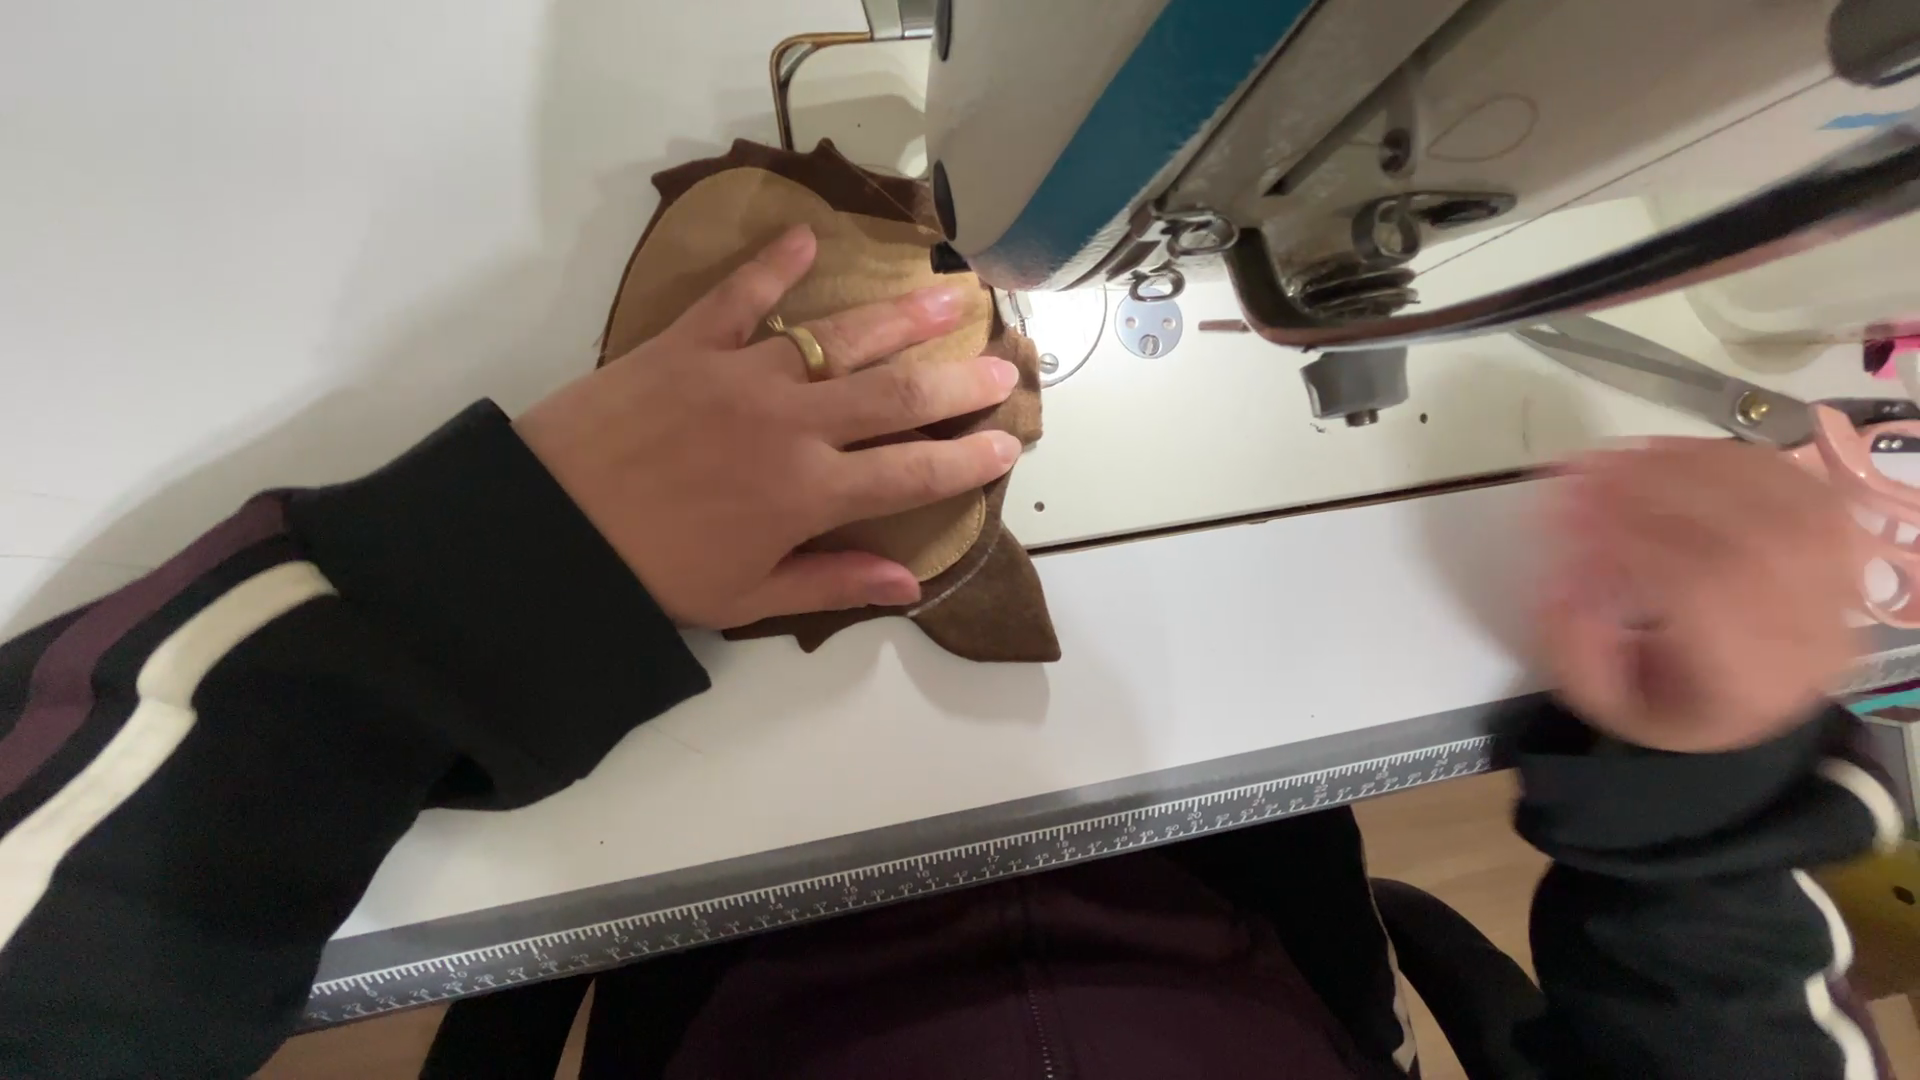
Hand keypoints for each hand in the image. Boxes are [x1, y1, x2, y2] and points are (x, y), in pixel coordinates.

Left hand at [514, 225, 1021, 628]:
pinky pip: (739, 294)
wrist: (548, 529)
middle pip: (896, 396)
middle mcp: (793, 426)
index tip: (1010, 443)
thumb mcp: (750, 597)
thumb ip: (835, 583)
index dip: (969, 460)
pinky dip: (773, 264)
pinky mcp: (687, 344)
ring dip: (900, 317)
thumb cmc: (654, 572)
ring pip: (839, 338)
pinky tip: (807, 237)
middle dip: (958, 382)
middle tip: (1004, 365)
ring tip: (946, 296)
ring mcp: (742, 376)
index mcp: (810, 494)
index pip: (914, 473)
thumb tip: (910, 587)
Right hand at [1538, 438, 1859, 751]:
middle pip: (1754, 541)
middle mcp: (1812, 633)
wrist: (1744, 705)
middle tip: (1579, 474)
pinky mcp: (1841, 552)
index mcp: (1749, 681)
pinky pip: (1804, 489)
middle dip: (1656, 493)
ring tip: (1614, 456)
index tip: (1564, 520)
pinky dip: (1736, 460)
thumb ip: (1573, 650)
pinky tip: (1671, 452)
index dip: (1632, 543)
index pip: (1707, 596)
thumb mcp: (1599, 701)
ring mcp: (1839, 588)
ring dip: (1692, 468)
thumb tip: (1558, 582)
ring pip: (1785, 506)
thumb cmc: (1661, 700)